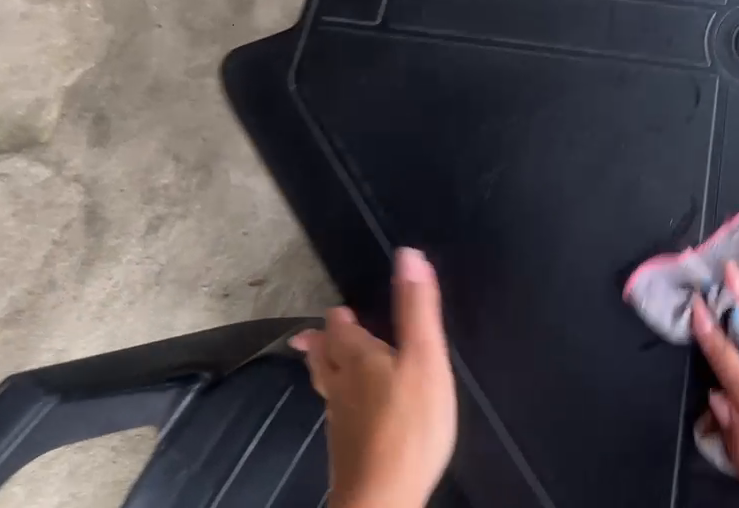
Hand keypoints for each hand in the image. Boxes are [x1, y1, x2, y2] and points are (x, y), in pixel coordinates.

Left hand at [291, 248, 456, 507]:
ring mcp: (341, 422)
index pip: (341, 330)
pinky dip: (340, 400)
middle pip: (325, 358)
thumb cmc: (410, 424)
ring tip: (318, 360)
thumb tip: (408, 255)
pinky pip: (339, 413)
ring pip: (327, 387)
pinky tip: (350, 410)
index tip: (341, 308)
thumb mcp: (425, 357)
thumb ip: (417, 308)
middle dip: (322, 343)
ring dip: (324, 369)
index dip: (341, 317)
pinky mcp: (347, 450)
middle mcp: (342, 387)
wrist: (382, 500)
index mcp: (359, 359)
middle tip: (313, 333)